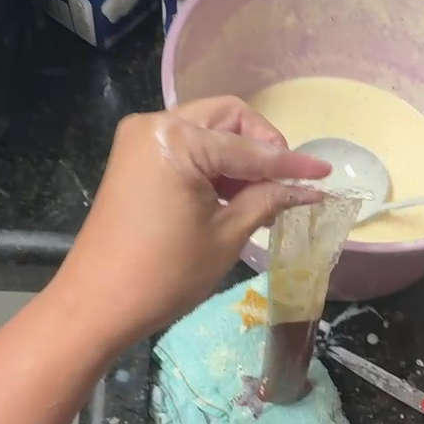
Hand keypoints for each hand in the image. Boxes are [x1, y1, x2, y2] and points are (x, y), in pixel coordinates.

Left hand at [50, 97, 330, 349]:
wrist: (98, 304)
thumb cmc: (165, 274)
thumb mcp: (226, 236)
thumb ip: (267, 202)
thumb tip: (305, 190)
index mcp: (179, 139)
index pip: (250, 148)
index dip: (291, 164)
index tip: (324, 174)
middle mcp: (156, 125)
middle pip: (227, 119)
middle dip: (262, 148)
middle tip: (285, 184)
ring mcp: (141, 141)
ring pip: (207, 132)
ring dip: (238, 158)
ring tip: (263, 198)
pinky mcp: (134, 162)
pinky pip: (186, 150)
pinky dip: (214, 168)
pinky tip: (234, 197)